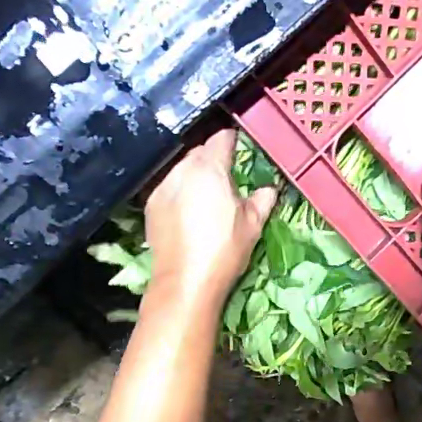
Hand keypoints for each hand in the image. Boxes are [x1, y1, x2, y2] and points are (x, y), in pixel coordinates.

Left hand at [145, 128, 276, 305]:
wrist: (186, 282)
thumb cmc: (224, 249)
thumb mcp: (253, 225)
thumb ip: (262, 200)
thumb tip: (270, 188)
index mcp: (210, 169)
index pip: (222, 139)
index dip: (234, 142)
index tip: (243, 150)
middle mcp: (182, 170)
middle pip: (200, 152)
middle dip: (214, 159)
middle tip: (230, 179)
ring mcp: (162, 187)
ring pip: (182, 169)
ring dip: (196, 176)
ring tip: (209, 198)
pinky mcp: (151, 206)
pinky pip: (170, 188)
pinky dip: (181, 192)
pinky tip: (190, 213)